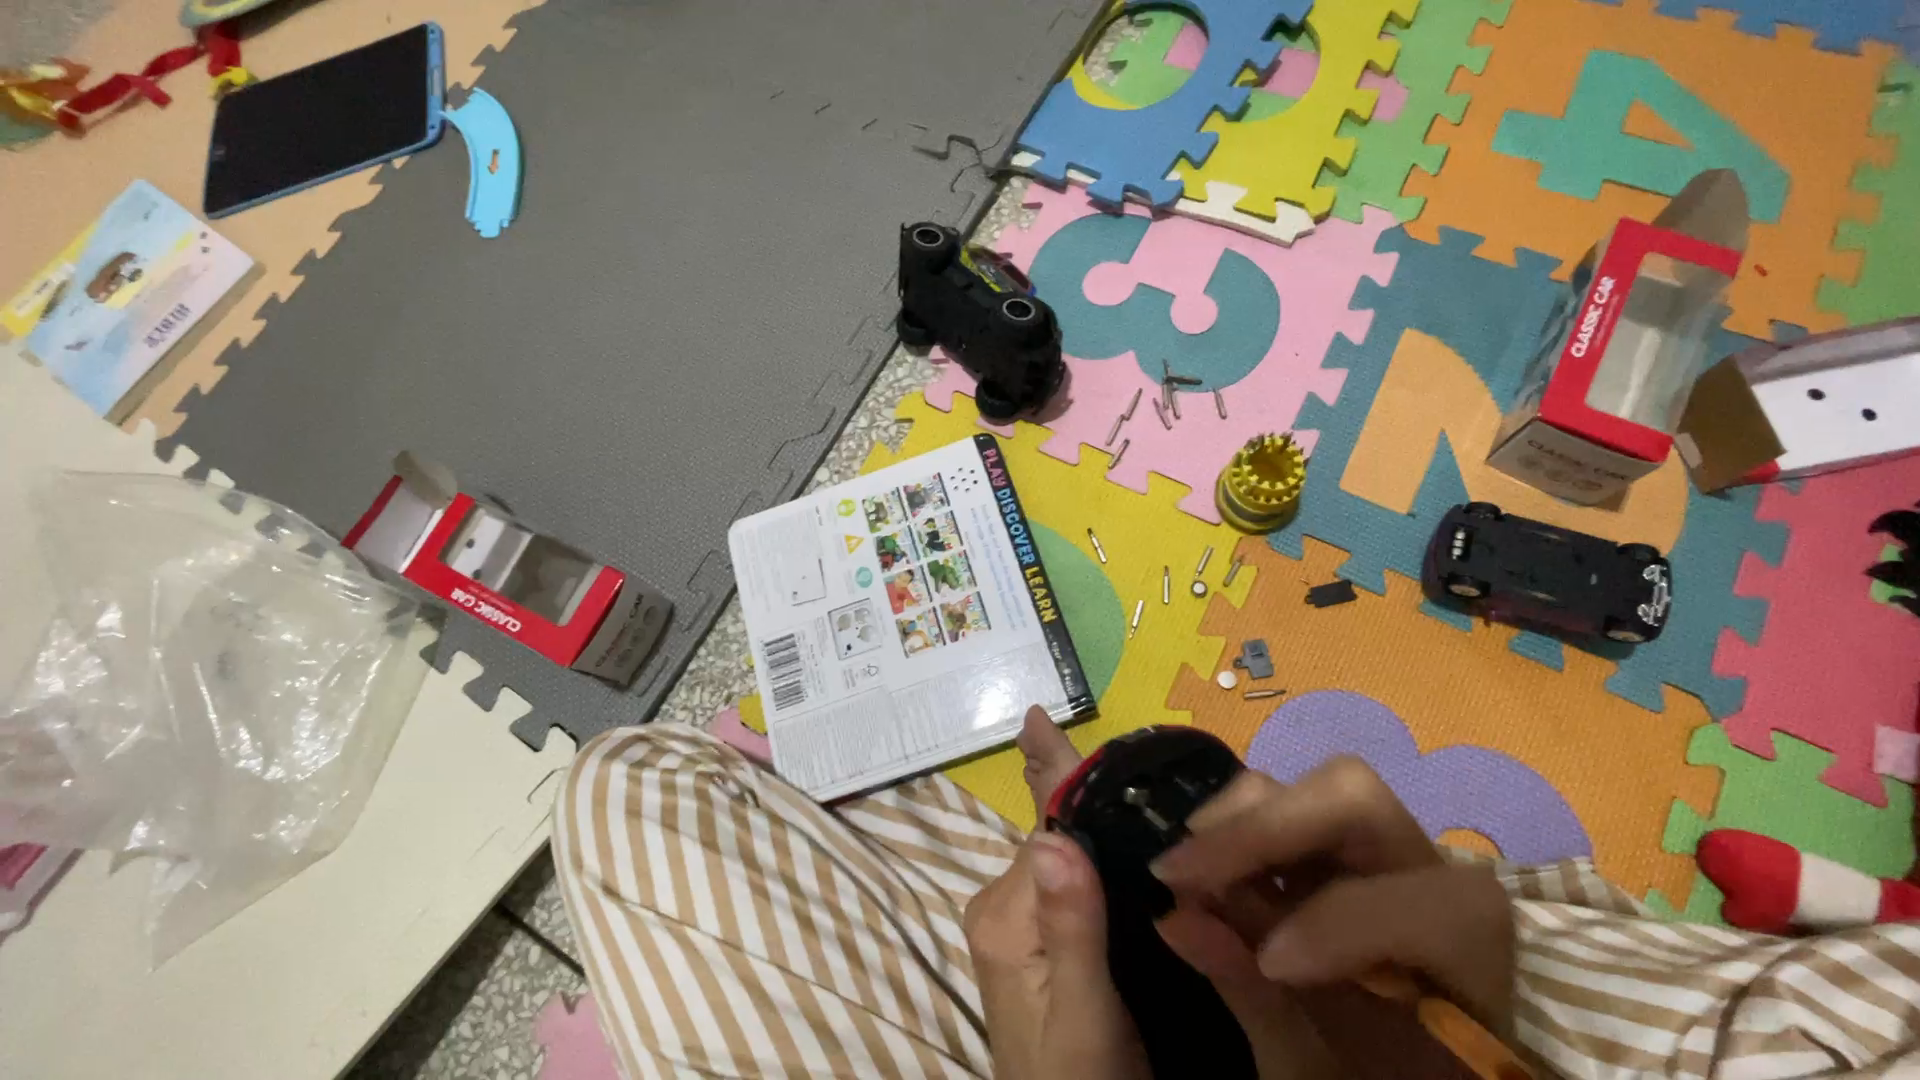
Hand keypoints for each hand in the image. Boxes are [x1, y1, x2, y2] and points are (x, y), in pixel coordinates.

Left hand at [982, 710, 1335, 1079]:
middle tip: (1132, 743)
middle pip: (1059, 834)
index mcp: (1005, 913)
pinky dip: (1103, 856)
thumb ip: (1069, 927)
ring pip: (1071, 856)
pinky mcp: (1043, 943)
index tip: (1048, 714)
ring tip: (1139, 775)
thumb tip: (1052, 834)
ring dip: (1101, 822)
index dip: (1069, 778)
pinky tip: (1132, 838)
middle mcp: (1004, 907)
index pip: (1050, 827)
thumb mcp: (1082, 1018)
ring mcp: (1021, 925)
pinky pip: (1076, 883)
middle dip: (1091, 792)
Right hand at [1149, 758, 1516, 1037]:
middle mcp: (1431, 882)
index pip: (1431, 906)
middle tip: (1180, 869)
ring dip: (1236, 820)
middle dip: (1259, 827)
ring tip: (1185, 869)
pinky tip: (1201, 868)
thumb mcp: (1322, 1076)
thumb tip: (1171, 918)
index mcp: (1473, 962)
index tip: (1270, 964)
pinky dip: (1232, 826)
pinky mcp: (1338, 849)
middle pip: (1356, 799)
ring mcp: (1382, 853)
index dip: (1342, 921)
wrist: (1406, 1073)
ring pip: (1310, 786)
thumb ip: (1258, 1002)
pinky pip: (1285, 805)